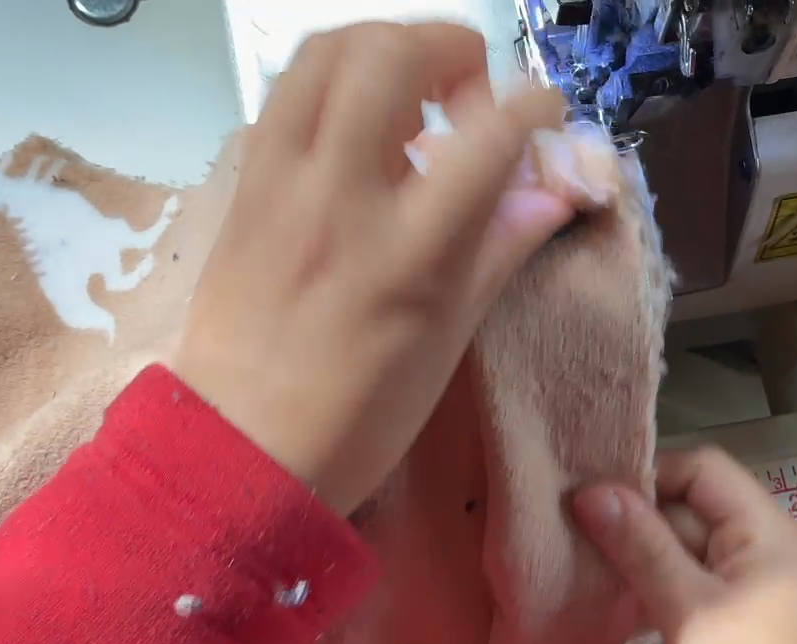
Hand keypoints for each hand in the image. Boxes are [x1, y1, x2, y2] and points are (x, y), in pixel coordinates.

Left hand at [171, 22, 570, 513]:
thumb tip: (551, 197)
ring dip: (384, 47)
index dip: (530, 104)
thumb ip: (498, 253)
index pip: (486, 138)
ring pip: (325, 54)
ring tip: (414, 94)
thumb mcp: (448, 341)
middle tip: (473, 93)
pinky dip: (334, 82)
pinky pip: (286, 95)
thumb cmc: (364, 414)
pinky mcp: (245, 187)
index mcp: (410, 251)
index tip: (546, 107)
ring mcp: (282, 182)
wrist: (249, 444)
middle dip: (449, 46)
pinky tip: (357, 128)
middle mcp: (341, 195)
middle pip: (391, 56)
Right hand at [573, 448, 796, 643]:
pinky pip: (691, 584)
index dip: (648, 474)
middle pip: (692, 509)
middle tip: (571, 532)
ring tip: (580, 561)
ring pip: (686, 549)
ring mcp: (751, 586)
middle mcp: (765, 547)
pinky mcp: (735, 619)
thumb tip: (591, 491)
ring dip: (639, 555)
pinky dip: (655, 586)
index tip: (591, 497)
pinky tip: (610, 596)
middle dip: (635, 518)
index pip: (704, 469)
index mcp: (769, 531)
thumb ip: (643, 547)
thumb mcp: (691, 613)